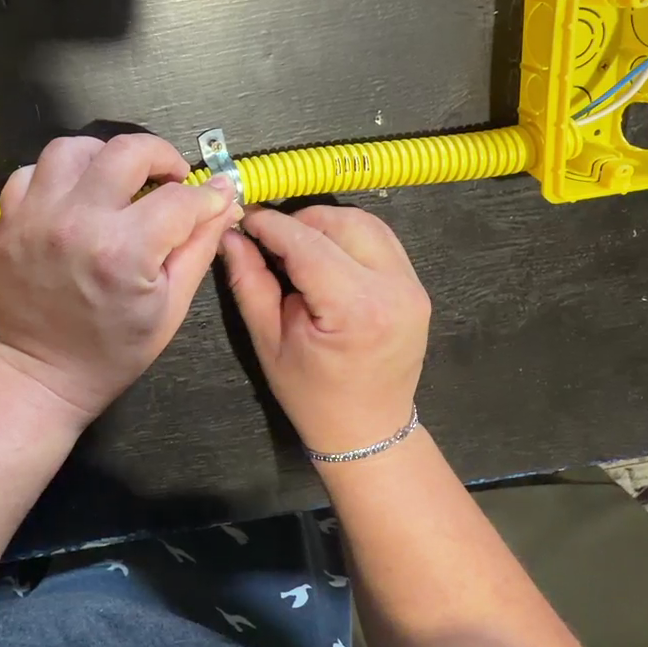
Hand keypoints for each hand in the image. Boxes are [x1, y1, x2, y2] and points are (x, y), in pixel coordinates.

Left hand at [0, 134, 240, 420]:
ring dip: (103, 157)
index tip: (210, 200)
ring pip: (72, 148)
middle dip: (160, 157)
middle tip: (167, 179)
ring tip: (117, 181)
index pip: (178, 198)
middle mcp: (76, 222)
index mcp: (123, 251)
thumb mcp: (172, 305)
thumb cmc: (114, 349)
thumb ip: (199, 245)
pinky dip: (58, 175)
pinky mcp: (9, 220)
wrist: (43, 373)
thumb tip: (223, 197)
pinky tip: (74, 197)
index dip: (204, 197)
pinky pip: (31, 171)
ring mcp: (35, 216)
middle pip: (126, 151)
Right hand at [219, 206, 429, 455]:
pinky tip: (324, 255)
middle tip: (268, 239)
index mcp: (356, 309)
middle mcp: (393, 289)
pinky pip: (381, 240)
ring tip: (295, 245)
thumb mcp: (267, 341)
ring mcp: (412, 286)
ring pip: (365, 223)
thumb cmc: (311, 394)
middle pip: (341, 222)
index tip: (243, 217)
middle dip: (299, 221)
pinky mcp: (417, 286)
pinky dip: (348, 236)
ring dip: (325, 224)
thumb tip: (230, 236)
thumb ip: (249, 282)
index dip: (270, 225)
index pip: (306, 243)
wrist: (369, 429)